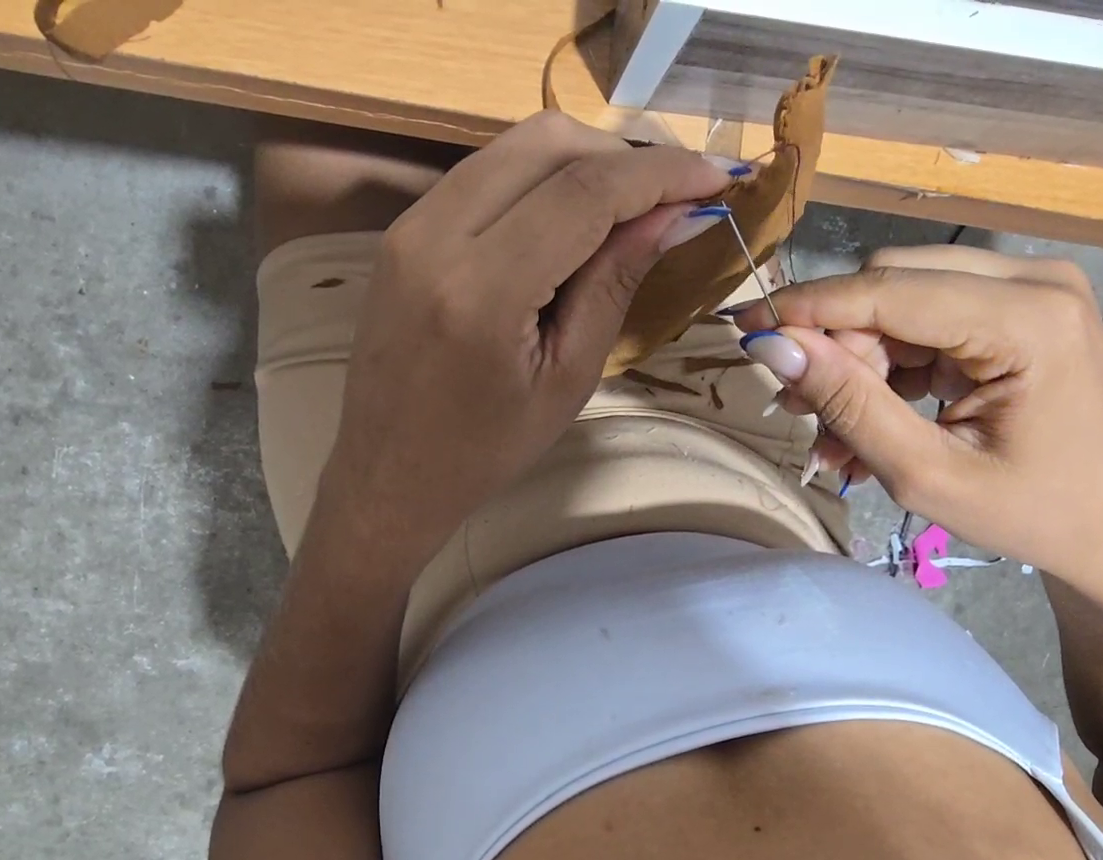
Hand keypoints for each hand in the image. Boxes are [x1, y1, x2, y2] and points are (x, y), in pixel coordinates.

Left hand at [315, 112, 741, 565]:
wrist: (387, 473)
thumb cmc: (485, 450)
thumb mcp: (567, 379)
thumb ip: (614, 284)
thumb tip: (672, 214)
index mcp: (481, 292)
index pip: (583, 192)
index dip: (659, 173)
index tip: (715, 178)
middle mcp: (435, 237)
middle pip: (547, 143)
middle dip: (623, 155)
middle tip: (671, 196)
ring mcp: (410, 226)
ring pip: (512, 146)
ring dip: (581, 160)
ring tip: (629, 207)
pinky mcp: (402, 230)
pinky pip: (482, 172)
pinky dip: (537, 178)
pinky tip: (569, 218)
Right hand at [732, 245, 1102, 610]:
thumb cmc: (1028, 514)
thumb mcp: (924, 472)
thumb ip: (848, 403)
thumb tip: (772, 347)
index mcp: (1029, 318)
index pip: (888, 289)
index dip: (808, 308)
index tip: (744, 328)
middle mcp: (1034, 280)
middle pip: (891, 283)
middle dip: (836, 345)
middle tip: (802, 411)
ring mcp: (1029, 290)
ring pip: (900, 300)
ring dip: (854, 364)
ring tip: (829, 437)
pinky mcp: (1016, 310)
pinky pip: (923, 322)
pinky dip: (885, 371)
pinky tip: (862, 426)